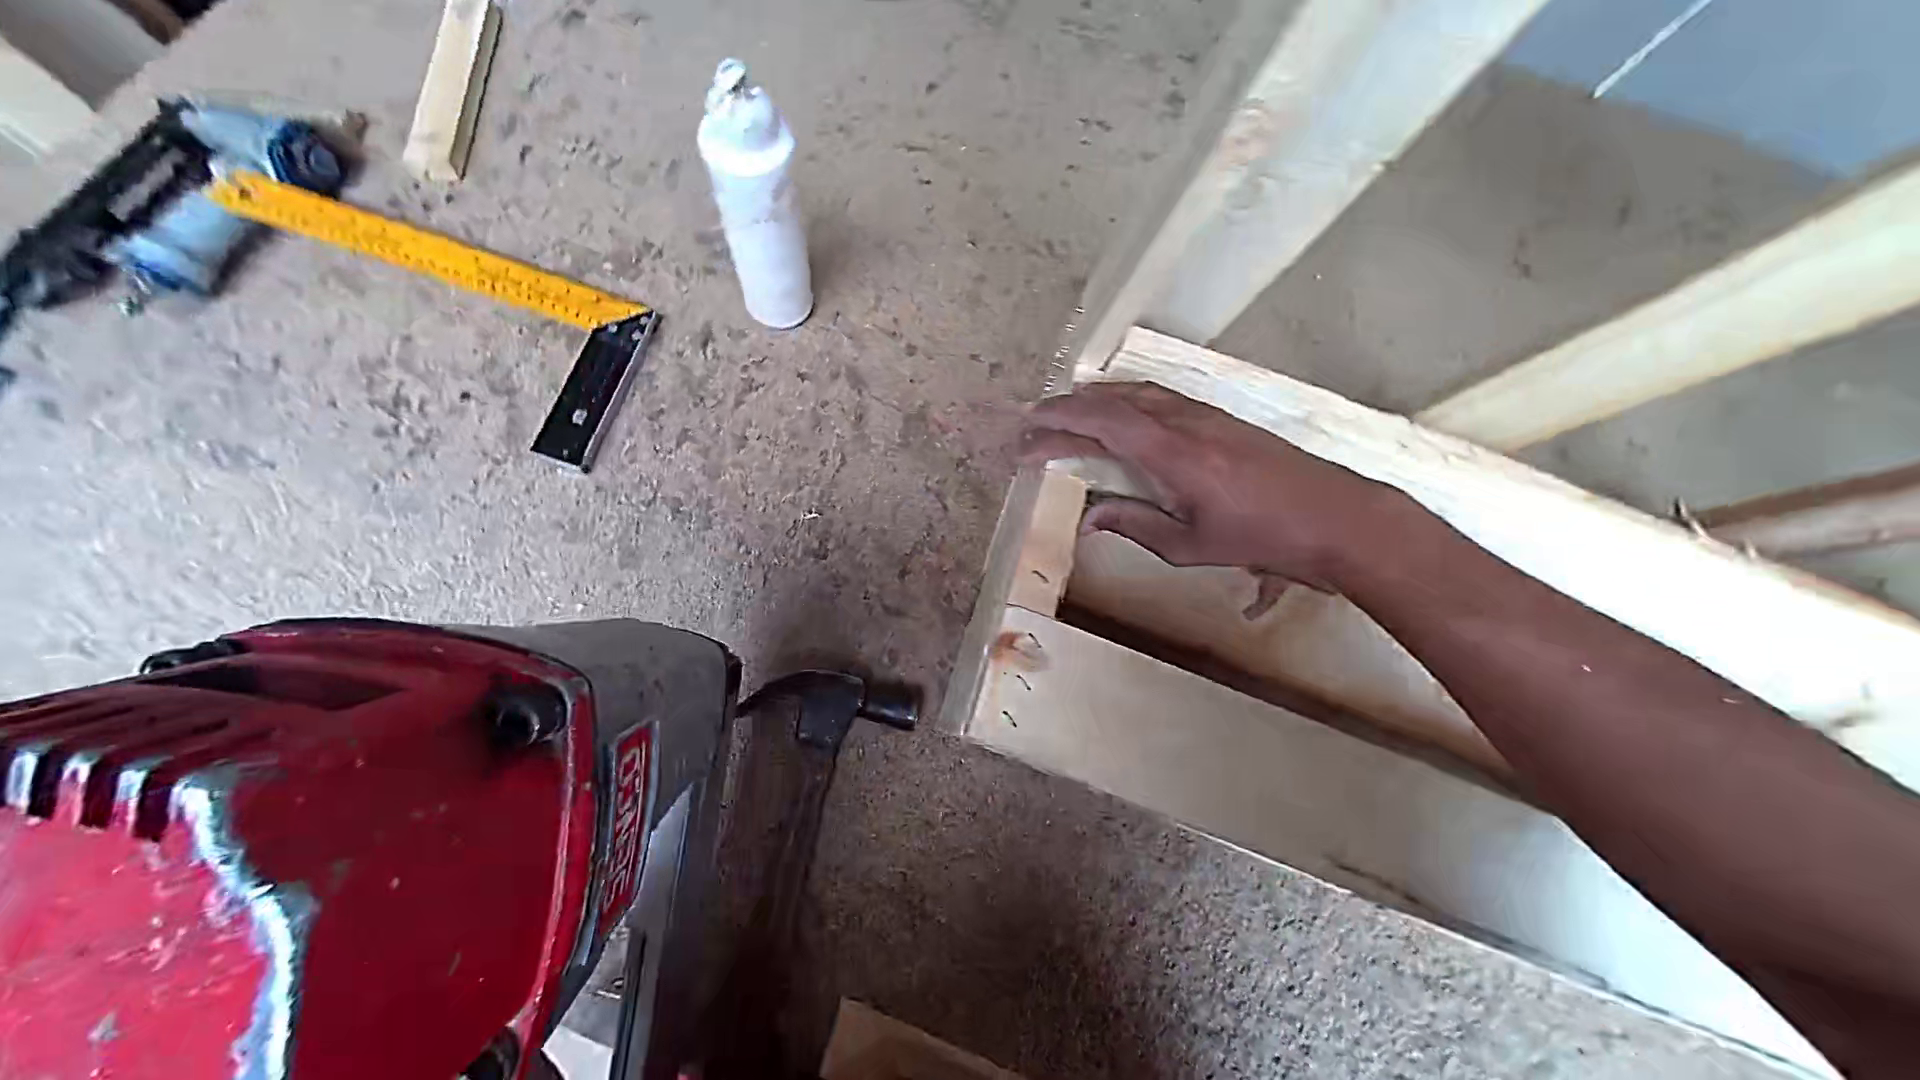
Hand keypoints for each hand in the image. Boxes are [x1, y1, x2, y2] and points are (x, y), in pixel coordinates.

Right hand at [1019, 382, 1405, 592]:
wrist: (1333, 515)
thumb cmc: (1260, 537)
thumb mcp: (1188, 544)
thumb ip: (1133, 523)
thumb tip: (1087, 516)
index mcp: (1171, 453)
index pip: (1100, 424)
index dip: (1057, 427)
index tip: (1025, 439)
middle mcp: (1182, 421)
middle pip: (1110, 400)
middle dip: (1064, 410)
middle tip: (1031, 425)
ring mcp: (1202, 413)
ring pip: (1133, 392)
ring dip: (1092, 400)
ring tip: (1063, 414)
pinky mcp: (1216, 416)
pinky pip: (1155, 396)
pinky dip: (1121, 399)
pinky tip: (1115, 412)